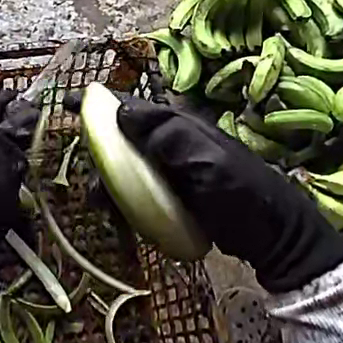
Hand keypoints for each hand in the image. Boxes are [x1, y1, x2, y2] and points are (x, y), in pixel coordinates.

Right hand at [113, 96, 342, 292]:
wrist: (271, 234)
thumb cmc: (241, 192)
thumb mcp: (206, 160)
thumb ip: (167, 134)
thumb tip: (121, 109)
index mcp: (178, 125)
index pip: (131, 108)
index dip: (99, 107)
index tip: (70, 110)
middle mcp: (170, 142)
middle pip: (120, 141)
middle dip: (100, 159)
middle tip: (93, 188)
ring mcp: (171, 169)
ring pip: (125, 169)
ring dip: (109, 185)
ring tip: (104, 207)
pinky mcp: (172, 194)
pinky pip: (137, 192)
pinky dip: (124, 202)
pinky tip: (121, 218)